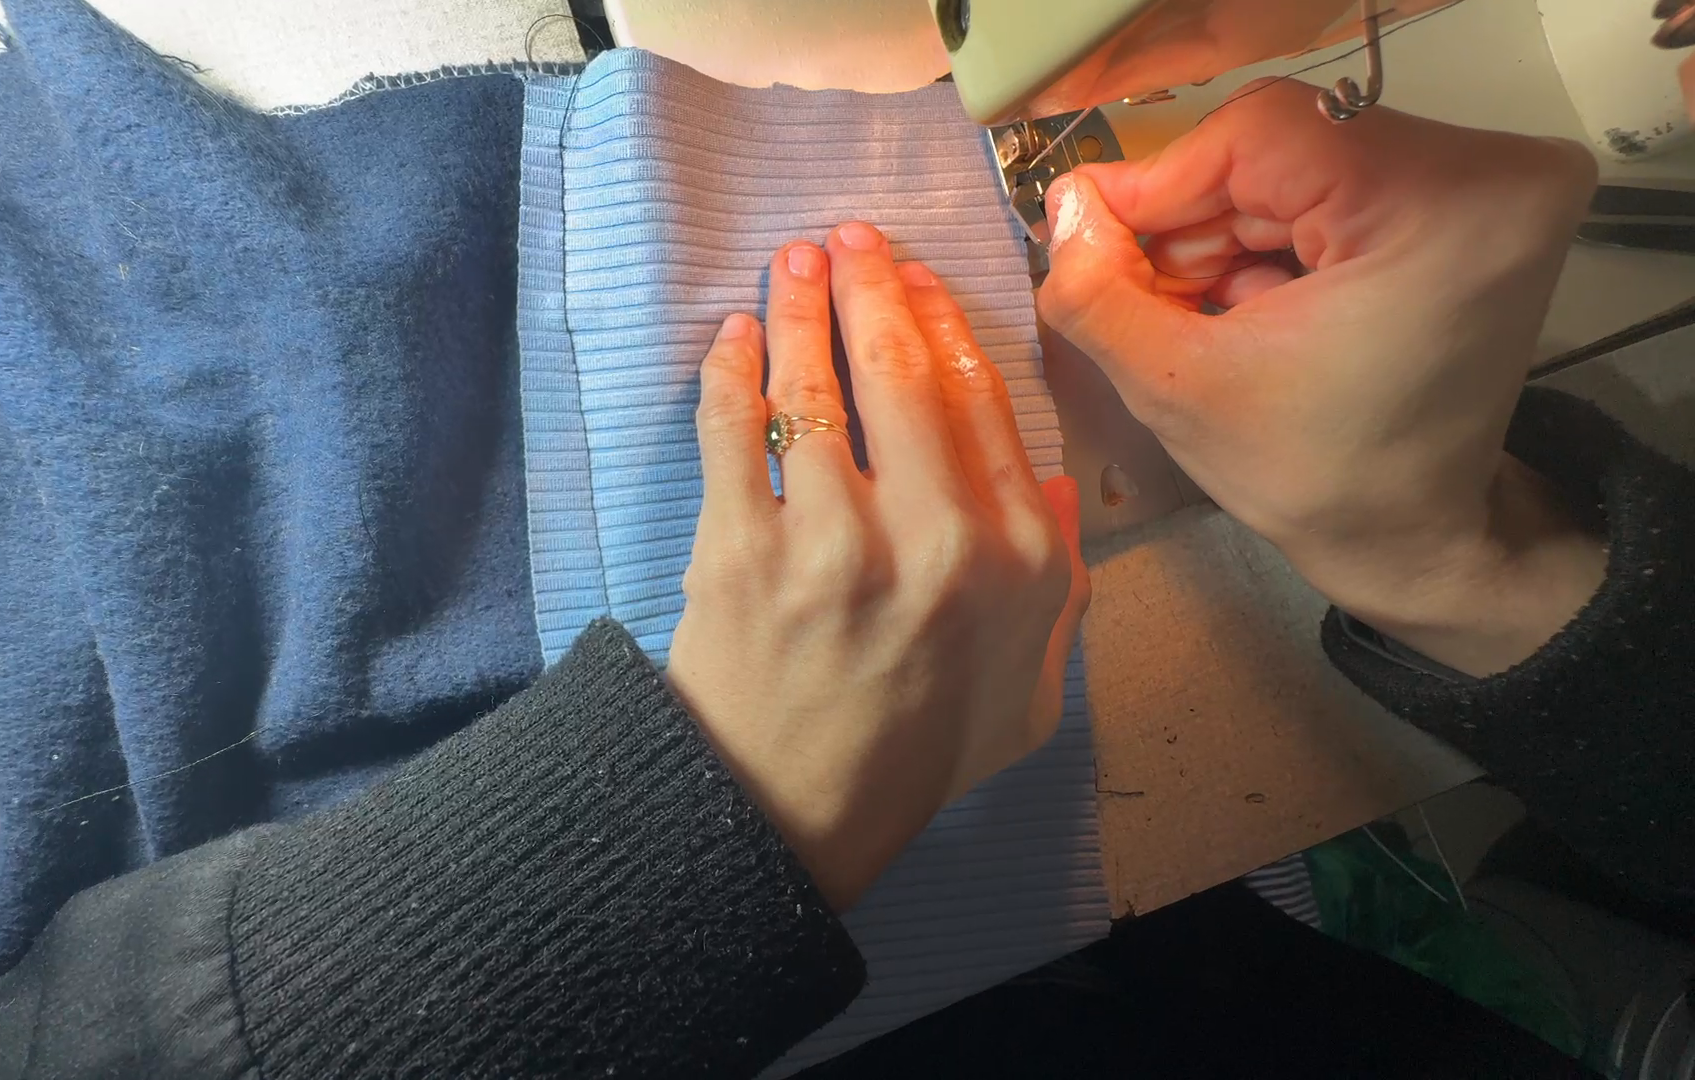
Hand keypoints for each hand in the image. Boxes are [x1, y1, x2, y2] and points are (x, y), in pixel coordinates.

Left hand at [668, 222, 1087, 910]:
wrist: (794, 808)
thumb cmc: (913, 750)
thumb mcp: (1029, 690)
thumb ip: (1057, 588)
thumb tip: (1039, 482)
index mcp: (1010, 562)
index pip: (980, 403)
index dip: (947, 324)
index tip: (921, 280)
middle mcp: (930, 537)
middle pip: (901, 372)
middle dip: (873, 286)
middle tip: (850, 236)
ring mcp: (827, 541)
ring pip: (814, 387)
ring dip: (801, 306)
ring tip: (791, 260)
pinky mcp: (738, 551)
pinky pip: (732, 432)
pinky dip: (730, 370)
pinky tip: (735, 334)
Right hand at [1036, 80, 1604, 675]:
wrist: (1394, 525)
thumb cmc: (1296, 470)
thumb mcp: (1169, 386)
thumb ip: (1096, 294)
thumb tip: (1061, 204)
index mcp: (1438, 208)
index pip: (1262, 133)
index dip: (1154, 181)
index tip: (1084, 236)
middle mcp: (1488, 173)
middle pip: (1276, 150)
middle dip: (1182, 226)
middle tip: (1131, 296)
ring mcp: (1482, 187)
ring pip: (1287, 171)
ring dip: (1210, 241)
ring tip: (1184, 316)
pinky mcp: (1457, 210)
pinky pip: (1317, 194)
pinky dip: (1249, 247)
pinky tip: (1228, 309)